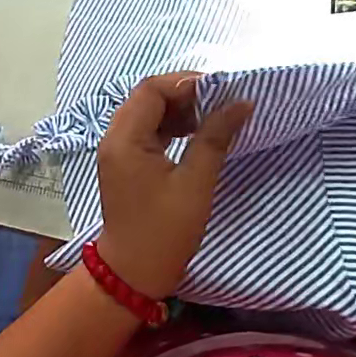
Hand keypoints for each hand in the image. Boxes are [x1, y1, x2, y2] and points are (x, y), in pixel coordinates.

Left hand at [95, 73, 252, 298]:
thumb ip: (215, 138)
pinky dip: (169, 126)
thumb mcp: (196, 183)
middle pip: (146, 97)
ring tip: (211, 118)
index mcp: (125, 139)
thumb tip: (241, 103)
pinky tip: (194, 134)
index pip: (151, 90)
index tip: (220, 92)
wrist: (133, 273)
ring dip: (177, 110)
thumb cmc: (165, 231)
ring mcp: (116, 150)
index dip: (185, 84)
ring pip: (146, 112)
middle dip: (183, 94)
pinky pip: (145, 130)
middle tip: (219, 103)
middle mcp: (114, 138)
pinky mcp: (124, 163)